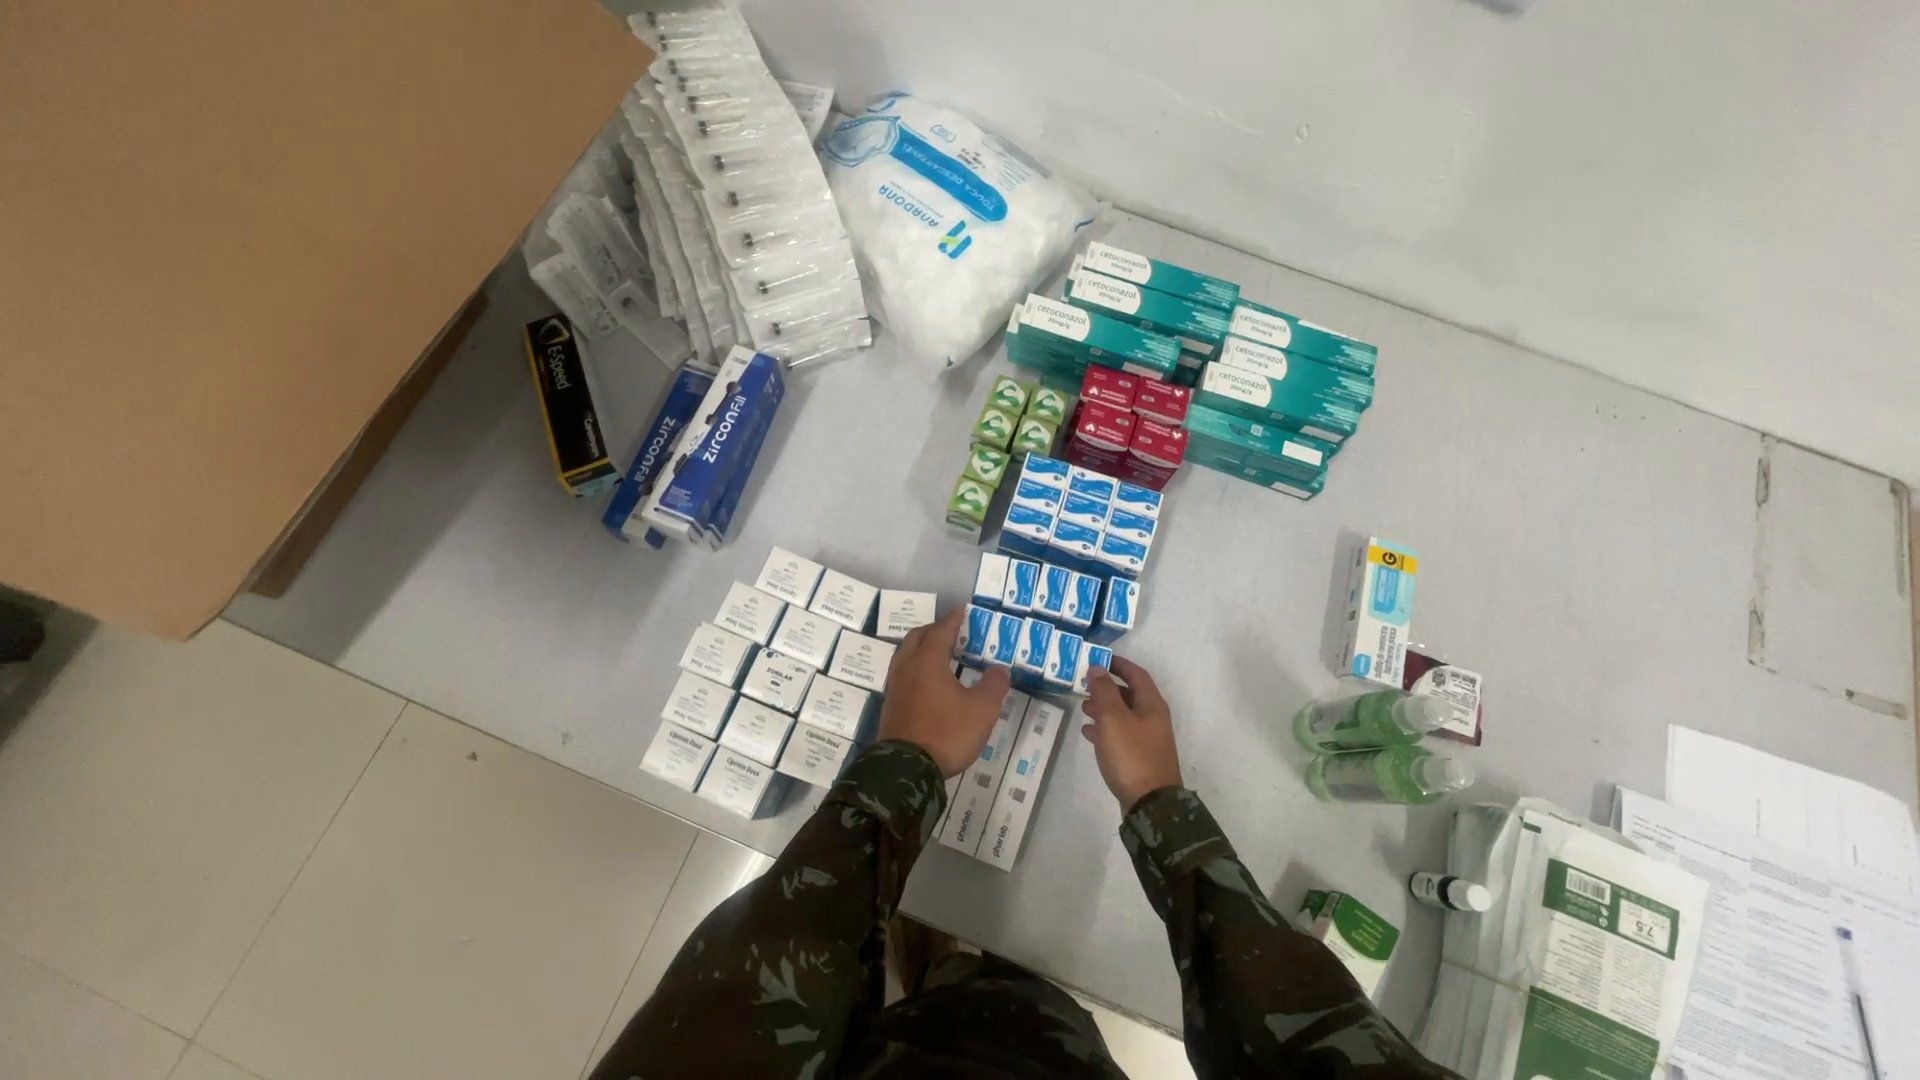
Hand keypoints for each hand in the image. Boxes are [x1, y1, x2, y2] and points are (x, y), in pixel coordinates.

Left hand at [878, 609, 1011, 775]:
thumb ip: (993, 686)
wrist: (905, 770)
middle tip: (950, 631)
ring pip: (905, 657)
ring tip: (938, 655)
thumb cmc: (946, 733)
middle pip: (917, 638)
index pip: (941, 631)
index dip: (953, 620)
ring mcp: (895, 688)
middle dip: (933, 630)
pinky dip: (915, 669)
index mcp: (928, 661)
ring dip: (920, 649)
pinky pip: (902, 676)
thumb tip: (999, 670)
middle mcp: (907, 668)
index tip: (962, 611)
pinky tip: (927, 684)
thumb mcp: (982, 710)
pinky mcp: (891, 707)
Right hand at [1081, 656, 1182, 813]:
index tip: (1098, 658)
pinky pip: (1121, 735)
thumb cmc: (1131, 754)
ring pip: (1124, 716)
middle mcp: (1153, 719)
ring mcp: (1148, 740)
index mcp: (1151, 704)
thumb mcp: (1113, 718)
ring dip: (1104, 709)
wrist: (1150, 803)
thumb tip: (1097, 668)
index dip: (1118, 664)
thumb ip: (1104, 691)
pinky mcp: (1140, 758)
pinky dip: (1105, 730)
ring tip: (1083, 708)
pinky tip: (1089, 733)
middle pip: (1130, 695)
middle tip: (1084, 685)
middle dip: (1107, 688)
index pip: (1136, 674)